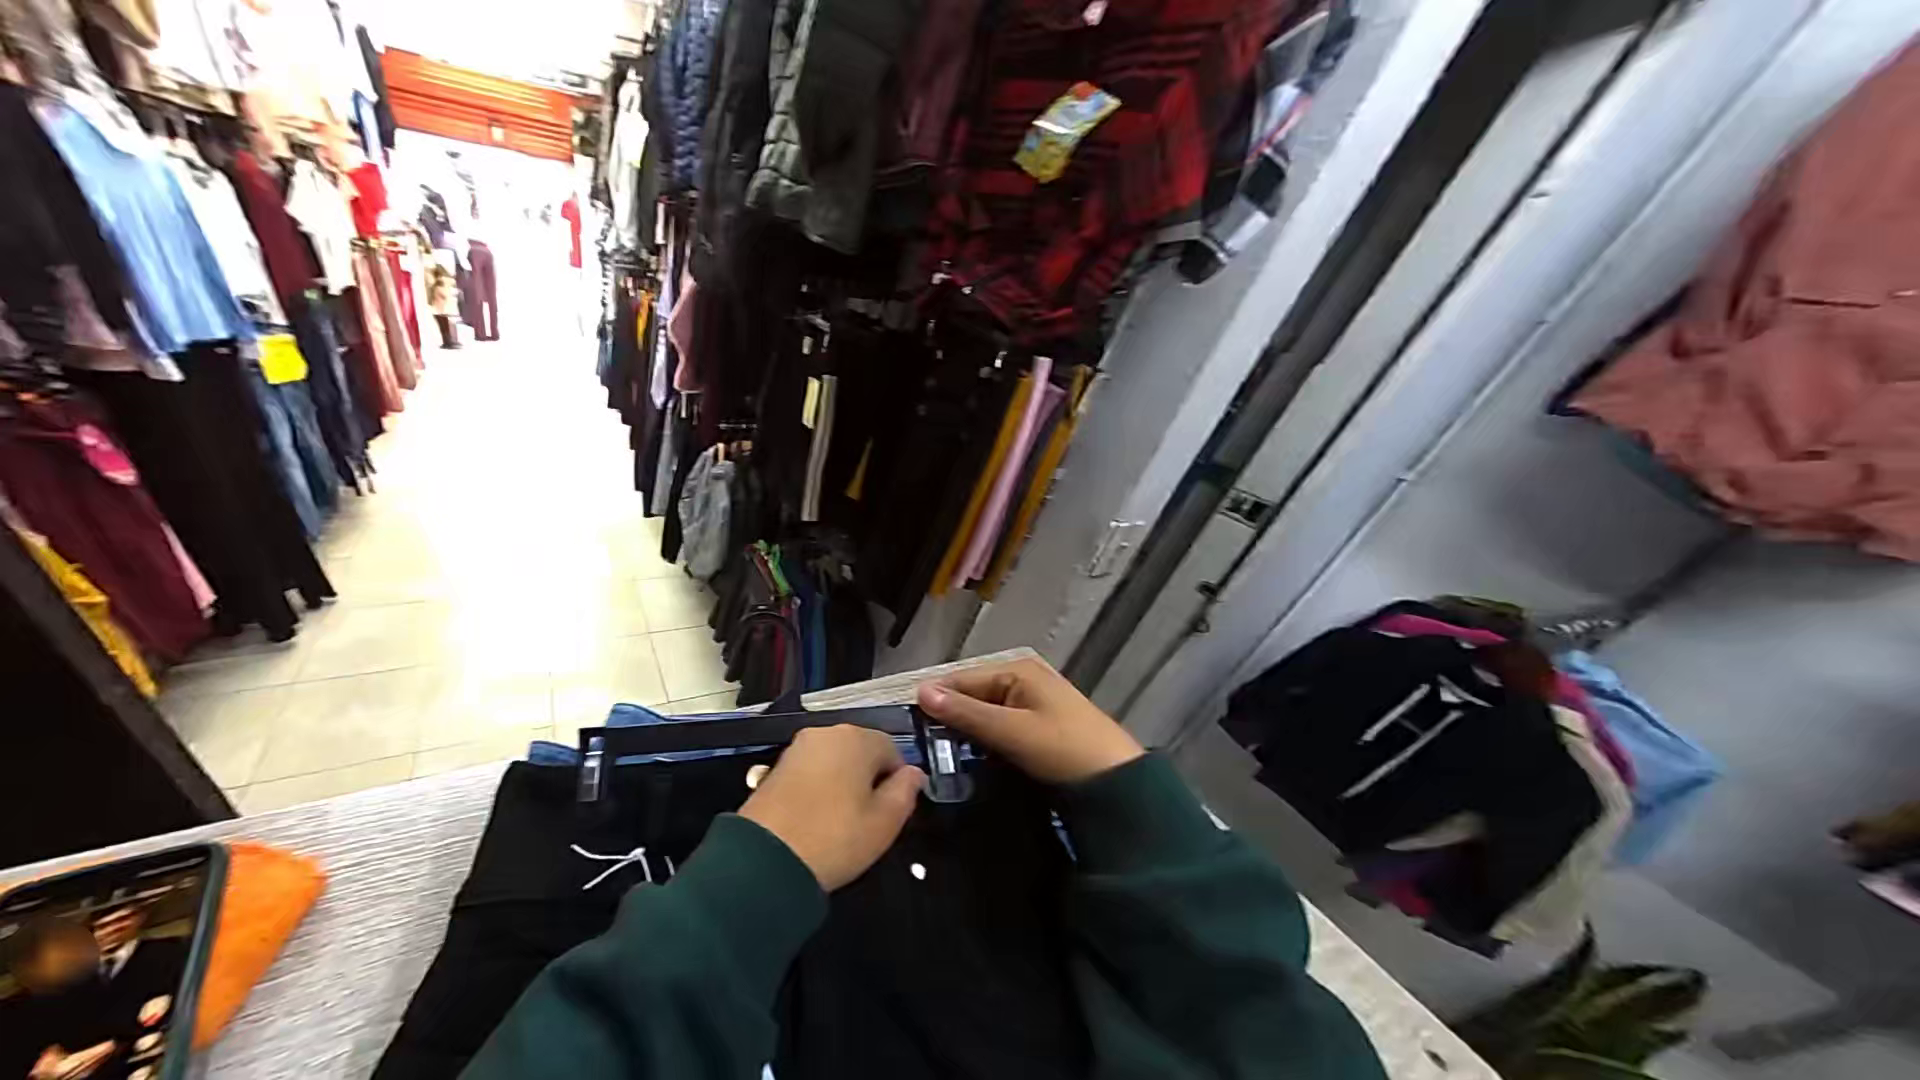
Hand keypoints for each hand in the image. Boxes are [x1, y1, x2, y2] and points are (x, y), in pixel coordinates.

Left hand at [739, 725, 925, 890]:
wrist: (763, 862)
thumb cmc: (834, 839)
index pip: (892, 749)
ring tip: (839, 821)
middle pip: (861, 751)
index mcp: (857, 738)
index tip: (890, 810)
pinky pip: (810, 771)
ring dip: (842, 782)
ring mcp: (797, 748)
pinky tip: (815, 818)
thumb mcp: (885, 823)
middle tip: (867, 817)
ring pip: (834, 761)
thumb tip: (913, 773)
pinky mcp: (774, 767)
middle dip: (868, 778)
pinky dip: (818, 788)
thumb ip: (906, 792)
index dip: (897, 780)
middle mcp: (826, 733)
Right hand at [916, 658, 1143, 784]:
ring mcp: (1032, 702)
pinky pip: (1000, 726)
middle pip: (972, 694)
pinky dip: (985, 739)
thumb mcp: (1011, 730)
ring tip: (940, 756)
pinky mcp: (1038, 726)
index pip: (961, 679)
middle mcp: (1023, 679)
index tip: (908, 729)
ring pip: (984, 712)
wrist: (1117, 783)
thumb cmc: (1063, 749)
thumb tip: (920, 691)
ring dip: (966, 731)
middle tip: (923, 748)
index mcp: (1017, 670)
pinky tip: (971, 758)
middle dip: (950, 717)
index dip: (935, 701)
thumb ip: (966, 712)